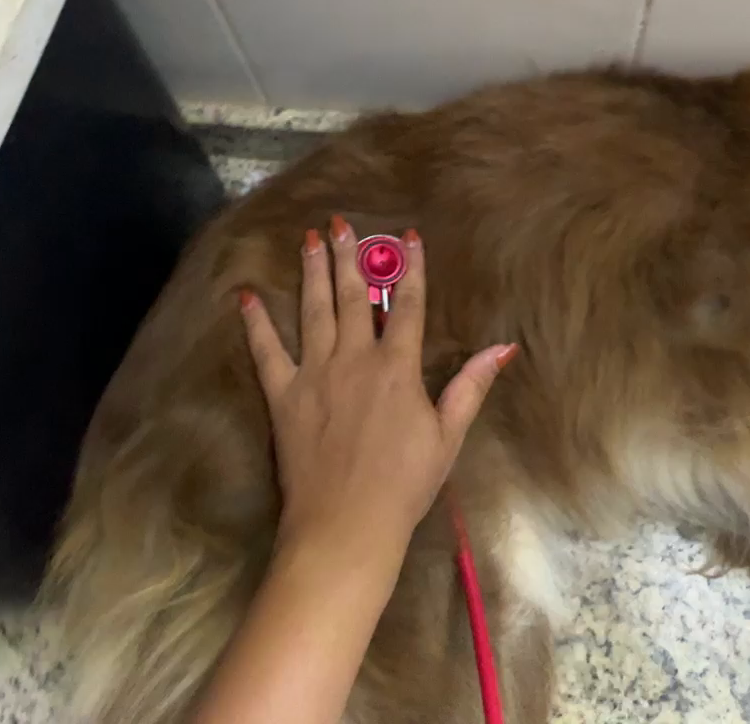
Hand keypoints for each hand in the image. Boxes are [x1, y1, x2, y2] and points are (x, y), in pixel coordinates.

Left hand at [239, 216, 515, 562]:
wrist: (346, 526)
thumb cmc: (404, 485)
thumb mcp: (448, 436)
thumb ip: (471, 386)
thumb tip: (503, 347)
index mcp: (397, 367)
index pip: (408, 305)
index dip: (411, 268)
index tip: (408, 235)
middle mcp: (355, 358)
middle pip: (354, 296)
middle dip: (350, 256)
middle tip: (341, 222)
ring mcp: (315, 373)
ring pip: (314, 310)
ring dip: (312, 272)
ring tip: (309, 238)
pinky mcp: (284, 395)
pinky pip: (266, 352)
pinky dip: (256, 323)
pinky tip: (246, 296)